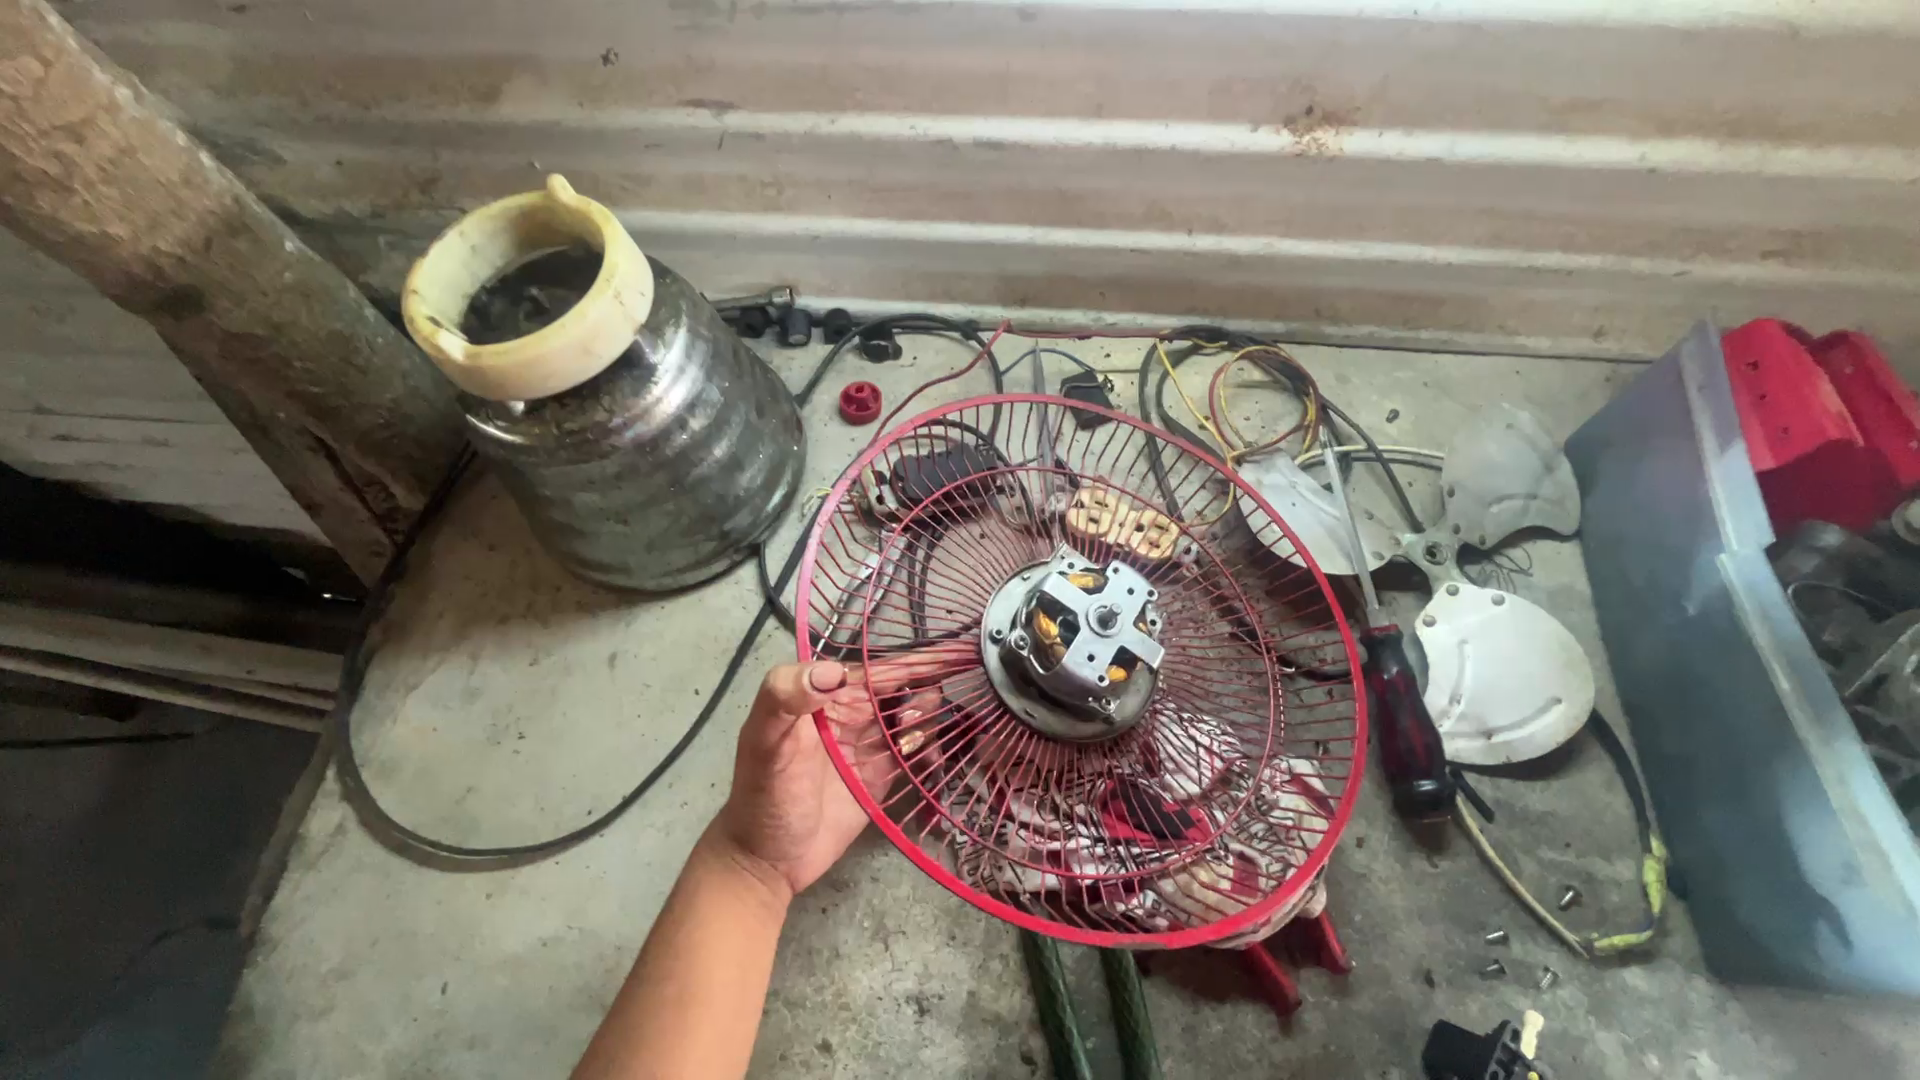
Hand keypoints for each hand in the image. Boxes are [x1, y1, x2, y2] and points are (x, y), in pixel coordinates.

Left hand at [711, 646, 972, 898]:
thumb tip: (835, 671)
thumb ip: (785, 696)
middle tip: (930, 707)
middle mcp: (852, 712)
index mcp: (825, 695)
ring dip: (927, 720)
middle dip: (927, 688)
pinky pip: (916, 752)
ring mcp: (870, 744)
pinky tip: (932, 758)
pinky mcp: (884, 776)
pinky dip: (931, 748)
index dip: (913, 659)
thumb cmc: (763, 794)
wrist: (767, 860)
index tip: (954, 651)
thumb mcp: (765, 740)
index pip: (876, 667)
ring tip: (918, 739)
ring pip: (914, 717)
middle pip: (902, 688)